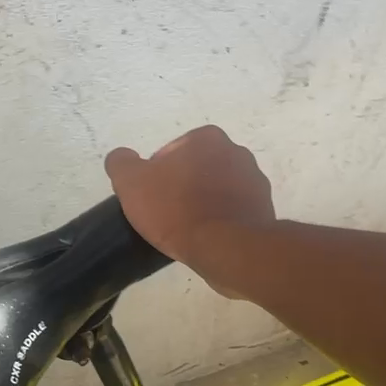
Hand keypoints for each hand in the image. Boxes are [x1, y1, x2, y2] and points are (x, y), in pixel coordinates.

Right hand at [105, 125, 275, 289]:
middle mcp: (237, 152)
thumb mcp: (132, 183)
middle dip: (183, 186)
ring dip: (203, 203)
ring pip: (217, 190)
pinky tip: (207, 238)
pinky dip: (221, 221)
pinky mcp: (264, 209)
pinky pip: (234, 212)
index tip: (151, 198)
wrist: (225, 247)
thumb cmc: (177, 210)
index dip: (157, 174)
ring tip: (186, 229)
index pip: (172, 151)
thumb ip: (121, 163)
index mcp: (207, 138)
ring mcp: (255, 181)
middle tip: (166, 213)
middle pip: (197, 169)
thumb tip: (121, 157)